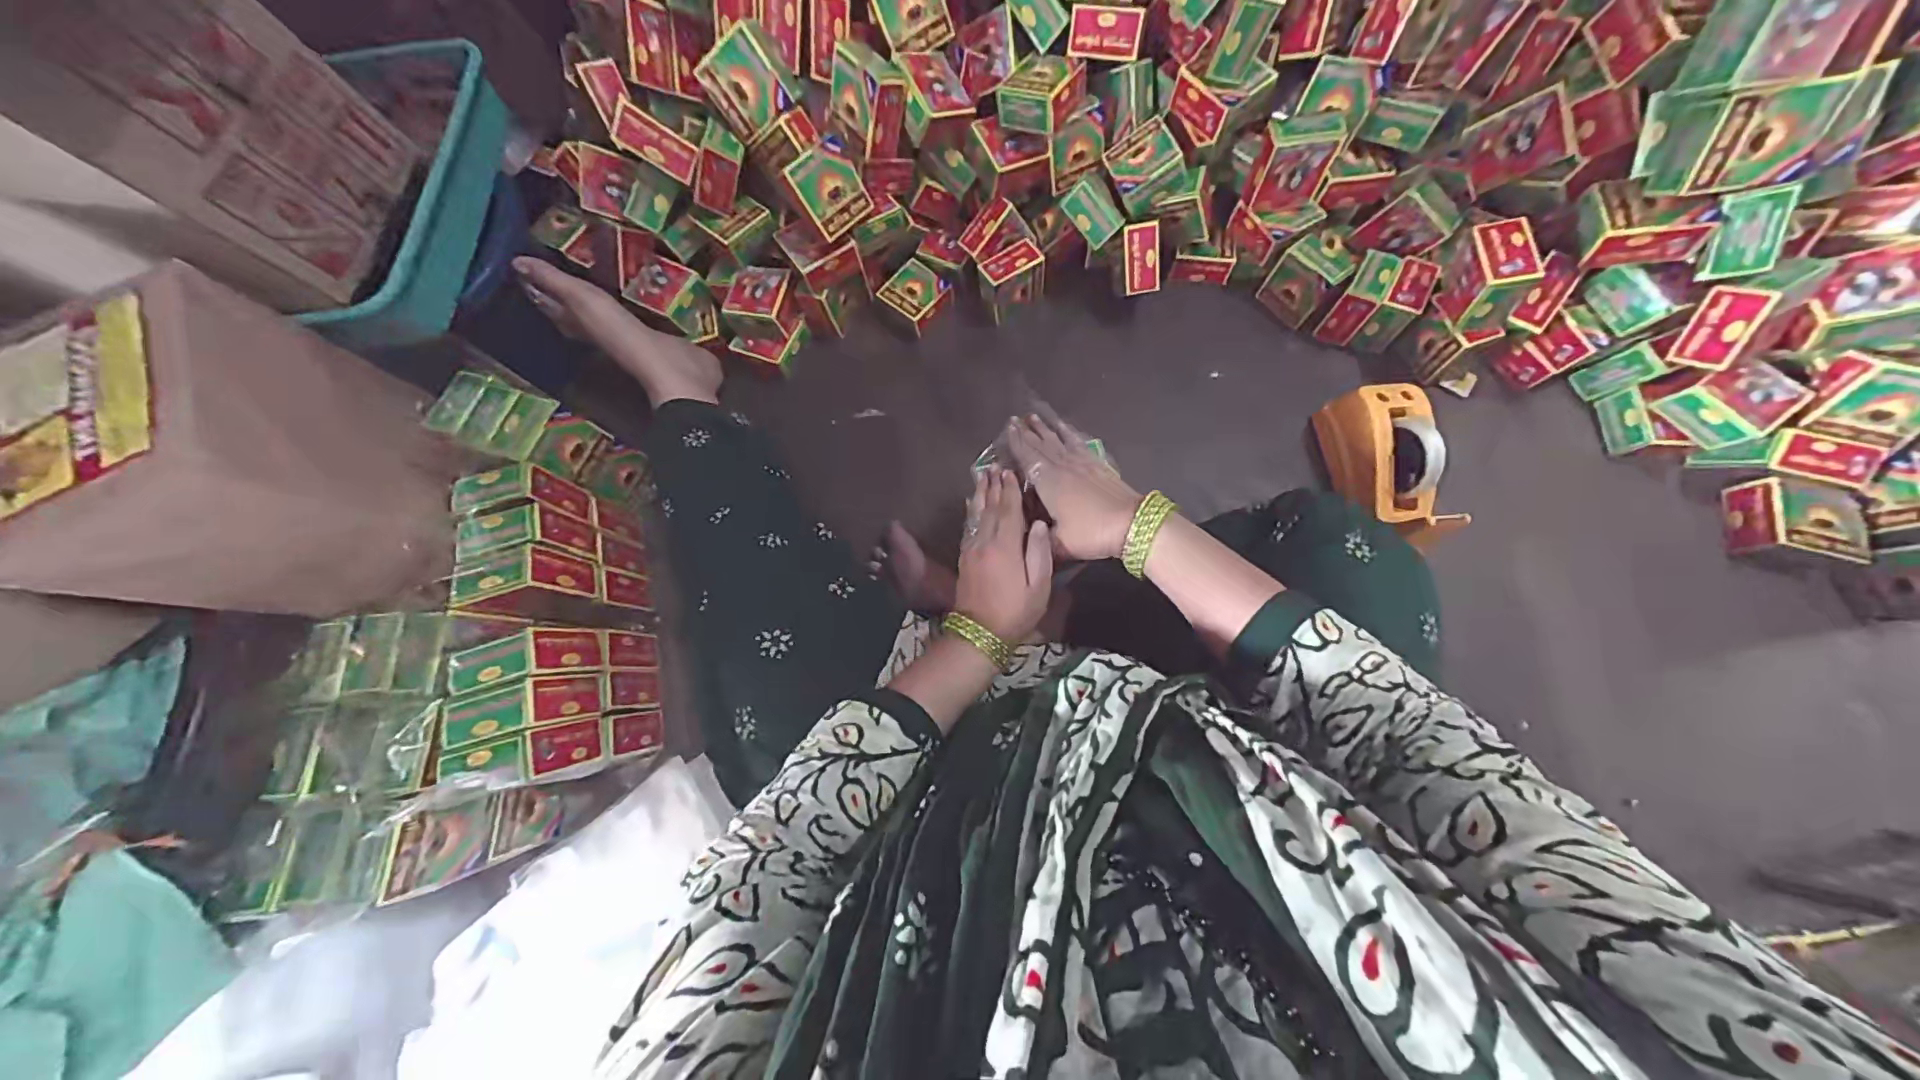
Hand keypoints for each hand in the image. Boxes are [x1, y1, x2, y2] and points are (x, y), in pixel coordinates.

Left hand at [953, 468, 1052, 641]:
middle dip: (994, 487)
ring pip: (977, 515)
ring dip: (980, 495)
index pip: (1009, 511)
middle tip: (995, 466)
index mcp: (1006, 546)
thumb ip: (1040, 552)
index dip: (1010, 491)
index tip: (1010, 472)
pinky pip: (969, 527)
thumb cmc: (1016, 611)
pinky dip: (972, 512)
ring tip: (982, 476)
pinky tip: (972, 505)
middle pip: (991, 508)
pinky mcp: (965, 558)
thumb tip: (1040, 524)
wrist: (980, 633)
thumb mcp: (1038, 586)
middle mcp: (985, 542)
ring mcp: (972, 549)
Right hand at [1004, 412, 1141, 561]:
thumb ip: (1039, 537)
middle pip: (1040, 444)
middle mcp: (1061, 465)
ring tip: (1034, 417)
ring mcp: (1081, 462)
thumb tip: (1026, 532)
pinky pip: (1077, 442)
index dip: (1016, 442)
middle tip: (1015, 419)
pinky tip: (1064, 426)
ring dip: (1044, 428)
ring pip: (1058, 439)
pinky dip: (1068, 432)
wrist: (1131, 522)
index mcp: (1048, 481)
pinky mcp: (1096, 463)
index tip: (1007, 428)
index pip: (1027, 456)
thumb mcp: (1059, 543)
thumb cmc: (1091, 532)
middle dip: (1026, 431)